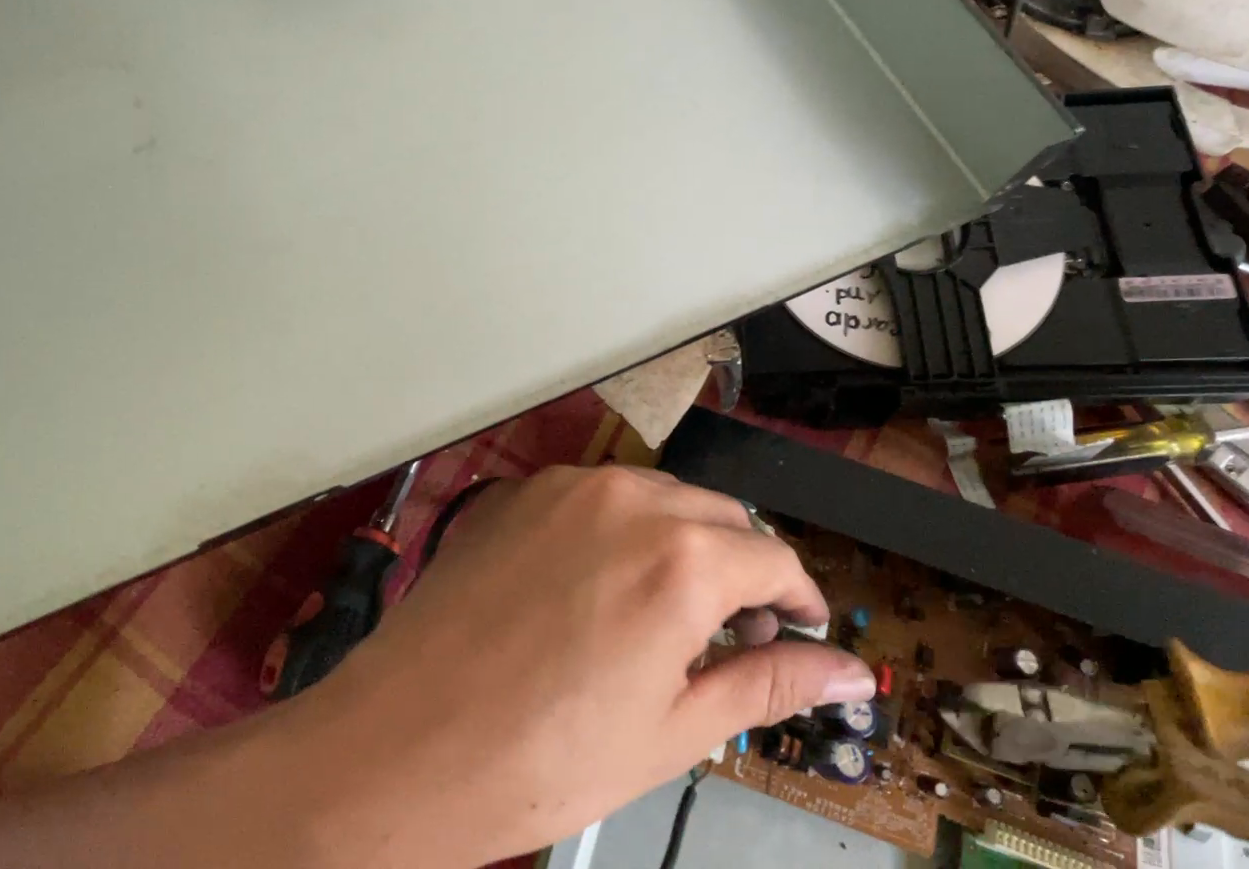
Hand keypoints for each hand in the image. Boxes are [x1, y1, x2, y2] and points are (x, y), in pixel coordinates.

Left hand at [276, 465, 876, 867]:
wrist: (403, 749)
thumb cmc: (540, 758)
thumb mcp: (675, 730)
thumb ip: (771, 684)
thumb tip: (845, 672)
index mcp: (681, 561)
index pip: (775, 558)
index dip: (797, 598)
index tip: (796, 627)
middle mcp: (628, 502)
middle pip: (721, 518)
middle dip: (741, 569)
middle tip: (730, 633)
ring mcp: (565, 490)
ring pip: (659, 498)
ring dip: (681, 543)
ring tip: (662, 612)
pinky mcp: (517, 494)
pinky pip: (594, 496)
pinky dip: (617, 530)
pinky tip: (595, 587)